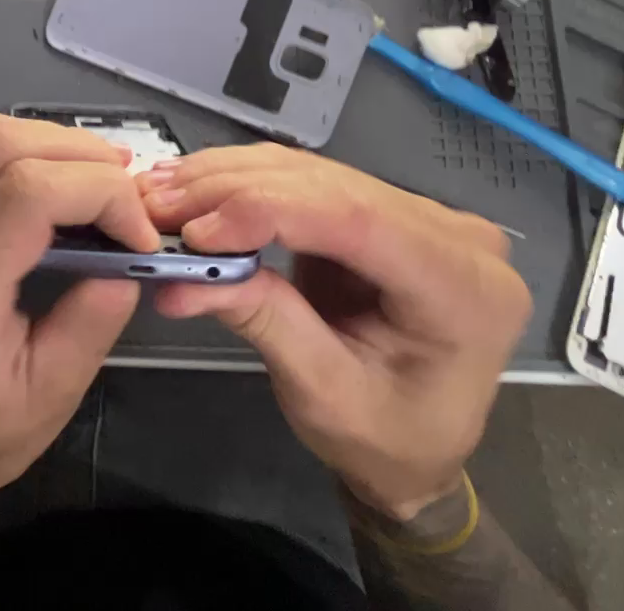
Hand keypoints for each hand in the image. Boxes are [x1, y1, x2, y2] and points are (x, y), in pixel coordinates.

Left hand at [0, 114, 156, 514]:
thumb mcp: (55, 395)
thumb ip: (94, 319)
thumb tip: (129, 252)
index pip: (22, 196)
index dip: (96, 193)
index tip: (137, 234)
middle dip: (78, 153)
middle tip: (126, 189)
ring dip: (51, 142)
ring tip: (100, 177)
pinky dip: (23, 149)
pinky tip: (59, 177)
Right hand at [138, 144, 529, 520]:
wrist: (415, 450)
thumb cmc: (385, 440)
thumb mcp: (323, 392)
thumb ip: (263, 321)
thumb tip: (178, 280)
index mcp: (466, 288)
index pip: (359, 220)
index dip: (269, 210)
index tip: (195, 231)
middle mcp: (452, 235)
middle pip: (330, 186)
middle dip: (234, 192)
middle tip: (156, 206)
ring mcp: (418, 216)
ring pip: (310, 173)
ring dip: (228, 180)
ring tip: (161, 194)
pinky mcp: (379, 212)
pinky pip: (305, 182)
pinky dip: (243, 185)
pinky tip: (194, 187)